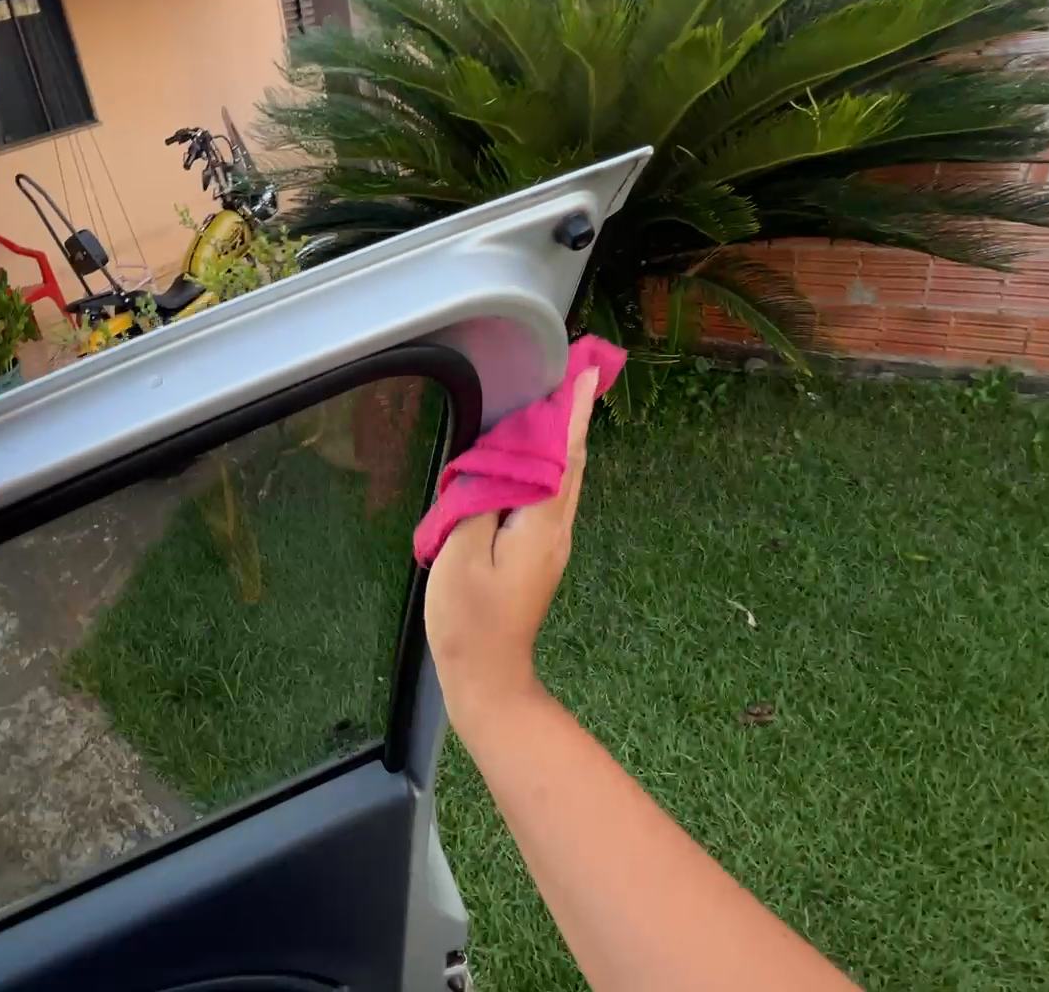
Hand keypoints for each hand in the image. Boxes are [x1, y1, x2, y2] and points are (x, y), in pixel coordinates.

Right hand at [423, 367, 598, 718]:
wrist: (487, 676)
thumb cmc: (468, 619)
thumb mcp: (459, 556)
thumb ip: (476, 504)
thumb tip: (489, 469)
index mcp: (540, 525)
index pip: (561, 457)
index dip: (572, 413)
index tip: (588, 372)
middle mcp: (555, 530)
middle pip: (570, 464)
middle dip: (574, 419)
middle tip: (576, 375)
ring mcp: (549, 545)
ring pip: (561, 481)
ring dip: (562, 441)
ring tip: (555, 405)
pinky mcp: (536, 556)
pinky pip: (547, 499)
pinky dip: (545, 467)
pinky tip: (529, 460)